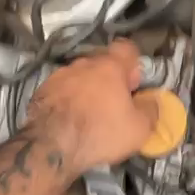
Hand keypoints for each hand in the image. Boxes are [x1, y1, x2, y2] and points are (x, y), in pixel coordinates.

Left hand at [26, 40, 155, 172]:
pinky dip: (69, 101)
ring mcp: (59, 76)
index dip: (134, 65)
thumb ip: (151, 110)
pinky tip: (70, 121)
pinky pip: (62, 91)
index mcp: (110, 66)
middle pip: (102, 63)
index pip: (127, 48)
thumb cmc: (100, 132)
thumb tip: (153, 101)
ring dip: (87, 90)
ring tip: (90, 115)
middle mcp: (83, 64)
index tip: (134, 85)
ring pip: (80, 77)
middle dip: (110, 80)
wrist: (51, 146)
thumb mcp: (139, 128)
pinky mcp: (41, 91)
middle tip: (115, 104)